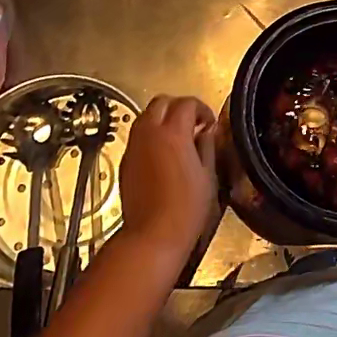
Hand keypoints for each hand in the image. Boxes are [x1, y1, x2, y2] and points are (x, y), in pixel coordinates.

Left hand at [119, 96, 220, 247]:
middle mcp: (149, 133)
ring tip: (179, 138)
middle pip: (161, 102)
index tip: (209, 123)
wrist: (153, 234)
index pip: (187, 103)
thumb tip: (205, 133)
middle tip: (194, 124)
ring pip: (146, 116)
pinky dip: (152, 135)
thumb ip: (207, 146)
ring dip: (163, 119)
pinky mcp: (126, 161)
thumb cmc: (187, 208)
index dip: (202, 109)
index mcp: (173, 133)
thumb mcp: (208, 175)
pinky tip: (164, 155)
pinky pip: (138, 136)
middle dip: (179, 107)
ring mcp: (134, 146)